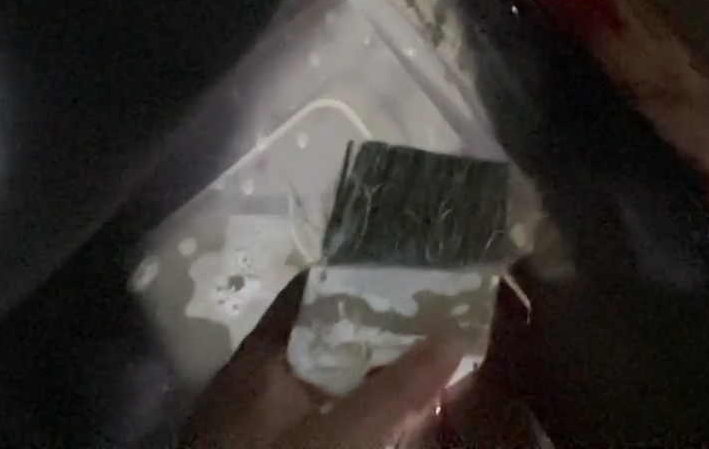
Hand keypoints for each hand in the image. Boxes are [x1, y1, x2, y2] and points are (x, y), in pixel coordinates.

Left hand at [180, 274, 462, 447]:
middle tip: (434, 321)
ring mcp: (256, 431)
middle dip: (379, 330)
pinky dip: (358, 415)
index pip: (311, 291)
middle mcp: (252, 387)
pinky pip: (323, 421)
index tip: (413, 275)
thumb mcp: (341, 437)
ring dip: (373, 375)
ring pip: (327, 382)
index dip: (361, 277)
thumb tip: (456, 336)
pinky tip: (395, 422)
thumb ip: (398, 388)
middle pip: (324, 336)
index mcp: (257, 361)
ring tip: (427, 365)